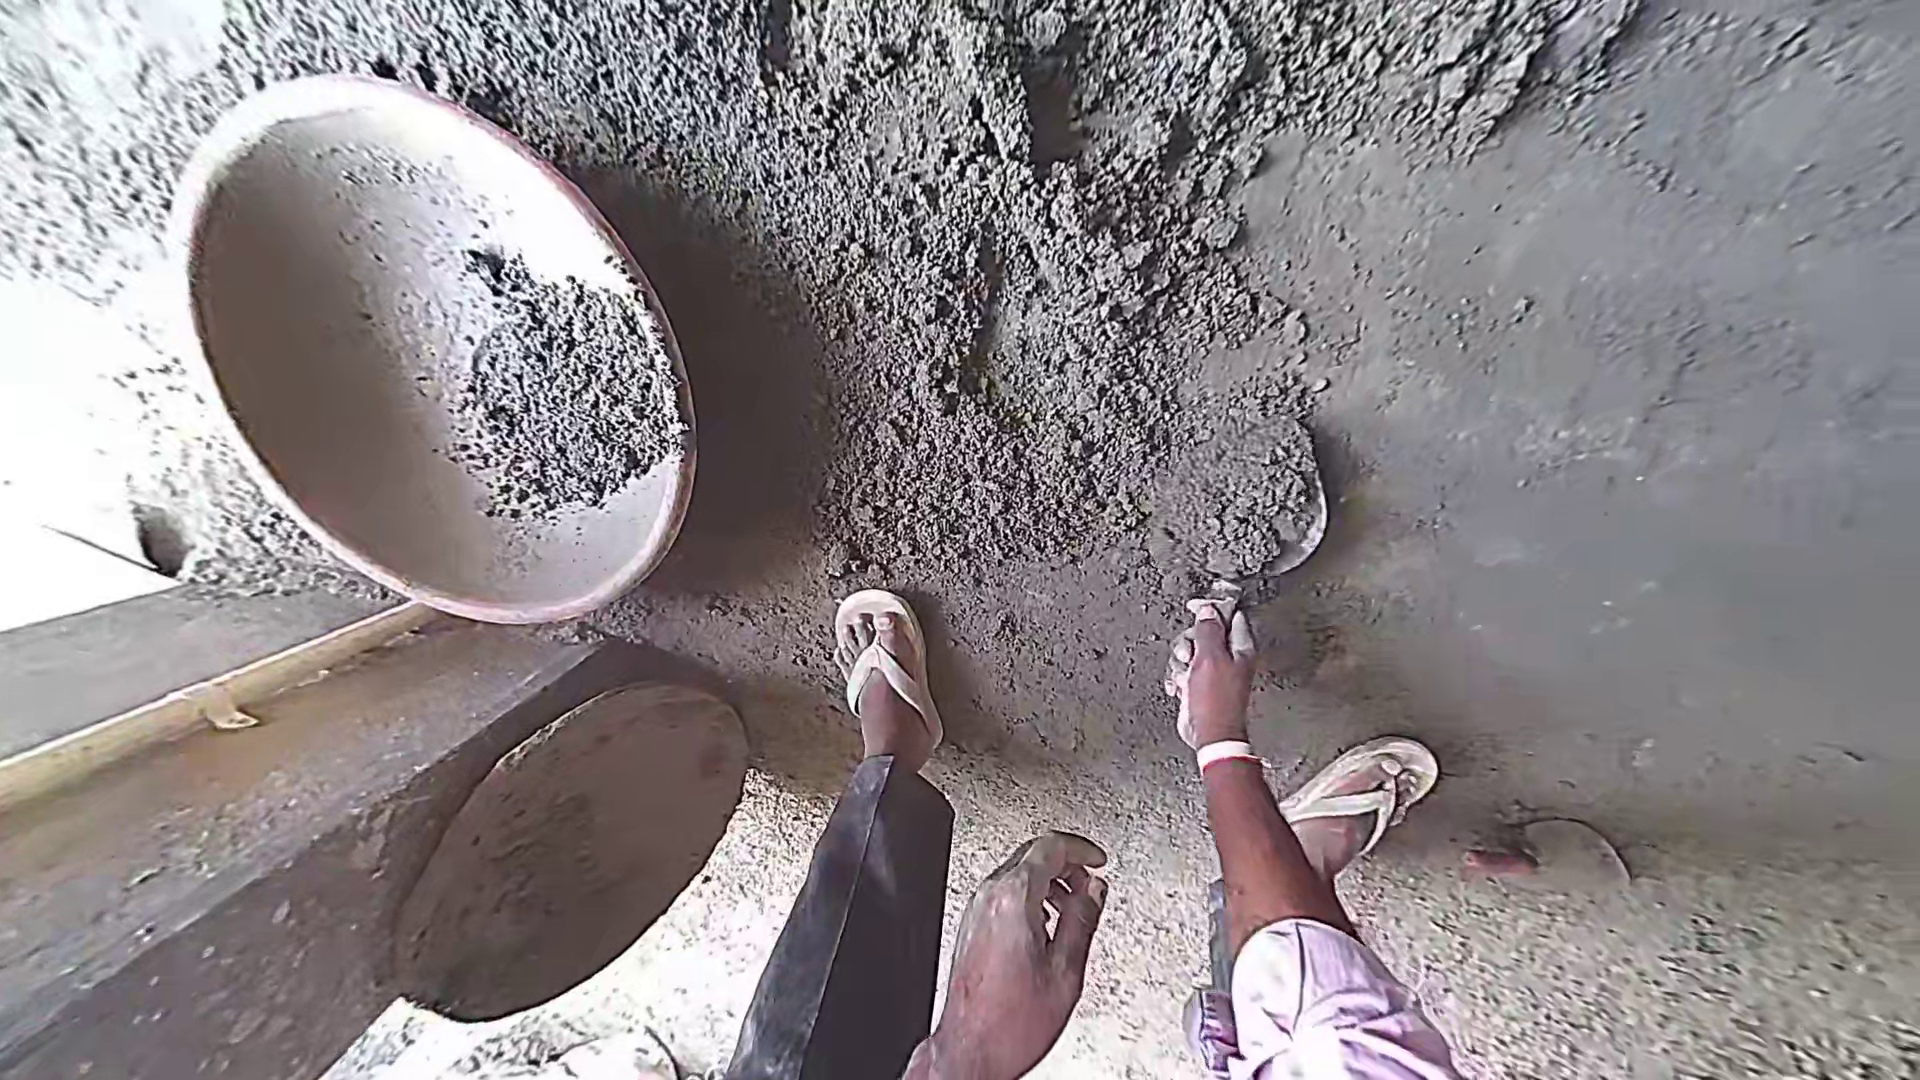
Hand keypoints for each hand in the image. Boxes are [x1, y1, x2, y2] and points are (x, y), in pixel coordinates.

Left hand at [909, 832, 1107, 1079]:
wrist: (970, 1048)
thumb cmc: (1010, 1021)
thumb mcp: (1065, 972)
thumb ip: (1083, 920)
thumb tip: (1095, 889)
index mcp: (1014, 897)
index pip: (1050, 847)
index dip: (1080, 849)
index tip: (1097, 859)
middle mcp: (991, 894)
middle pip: (1033, 852)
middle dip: (1067, 861)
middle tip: (1090, 880)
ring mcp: (979, 905)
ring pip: (1019, 869)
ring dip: (1050, 878)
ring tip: (1073, 905)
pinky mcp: (974, 919)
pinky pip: (1006, 888)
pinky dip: (1031, 891)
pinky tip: (1047, 920)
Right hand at [1186, 601, 1255, 745]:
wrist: (1208, 733)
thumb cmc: (1215, 700)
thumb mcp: (1209, 658)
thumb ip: (1208, 631)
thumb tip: (1207, 610)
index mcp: (1240, 648)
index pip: (1230, 616)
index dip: (1212, 609)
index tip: (1195, 607)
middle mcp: (1229, 658)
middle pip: (1204, 632)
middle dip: (1189, 641)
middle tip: (1189, 654)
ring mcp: (1214, 671)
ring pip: (1190, 650)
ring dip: (1180, 661)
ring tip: (1185, 675)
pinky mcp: (1199, 683)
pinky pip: (1182, 668)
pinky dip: (1177, 675)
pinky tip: (1179, 686)